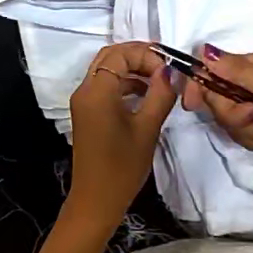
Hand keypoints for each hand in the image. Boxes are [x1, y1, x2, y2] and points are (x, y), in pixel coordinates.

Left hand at [64, 42, 178, 222]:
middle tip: (165, 65)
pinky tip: (145, 94)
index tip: (169, 69)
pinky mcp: (86, 112)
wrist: (97, 198)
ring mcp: (83, 102)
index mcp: (96, 91)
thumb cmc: (123, 166)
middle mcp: (84, 90)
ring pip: (106, 70)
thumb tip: (169, 70)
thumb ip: (160, 94)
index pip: (119, 55)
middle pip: (109, 57)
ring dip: (131, 69)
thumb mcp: (148, 128)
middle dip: (137, 56)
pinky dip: (124, 83)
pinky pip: (104, 86)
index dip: (145, 55)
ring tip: (161, 79)